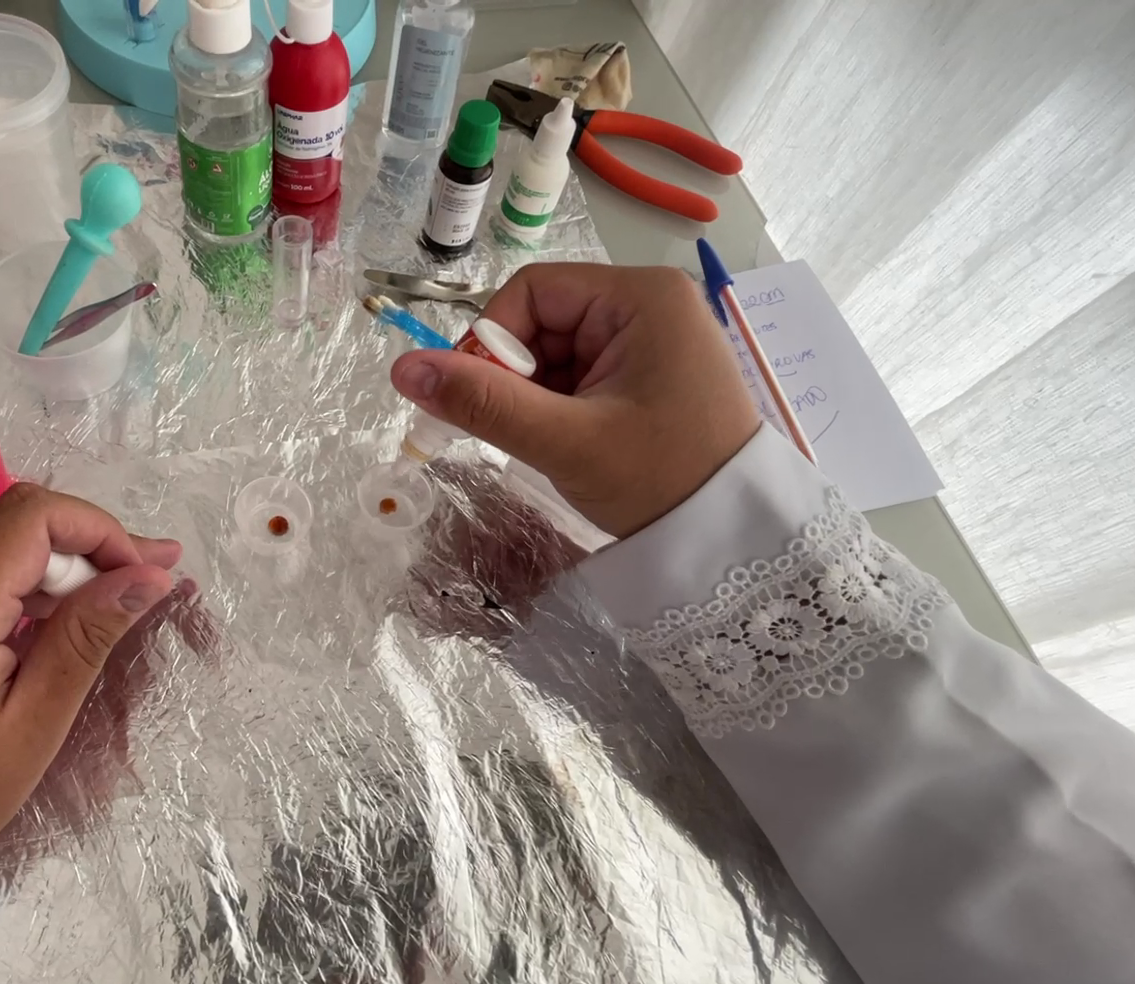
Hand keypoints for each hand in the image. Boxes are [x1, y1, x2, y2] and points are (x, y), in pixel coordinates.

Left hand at [0, 483, 180, 888]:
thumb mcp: (35, 726)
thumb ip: (88, 636)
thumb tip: (152, 573)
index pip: (32, 516)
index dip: (98, 528)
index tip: (140, 573)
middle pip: (12, 526)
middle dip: (85, 548)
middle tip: (143, 586)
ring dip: (50, 569)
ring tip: (103, 607)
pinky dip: (10, 587)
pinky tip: (40, 626)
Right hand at [389, 264, 760, 537]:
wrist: (733, 540)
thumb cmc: (659, 480)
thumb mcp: (564, 441)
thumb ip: (482, 402)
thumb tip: (401, 369)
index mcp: (638, 296)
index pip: (531, 292)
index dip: (489, 341)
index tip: (476, 401)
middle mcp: (646, 306)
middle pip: (541, 323)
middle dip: (512, 377)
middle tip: (512, 432)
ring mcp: (649, 343)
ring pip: (554, 356)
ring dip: (531, 399)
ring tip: (548, 445)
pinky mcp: (646, 378)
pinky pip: (577, 379)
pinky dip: (555, 409)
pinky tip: (565, 444)